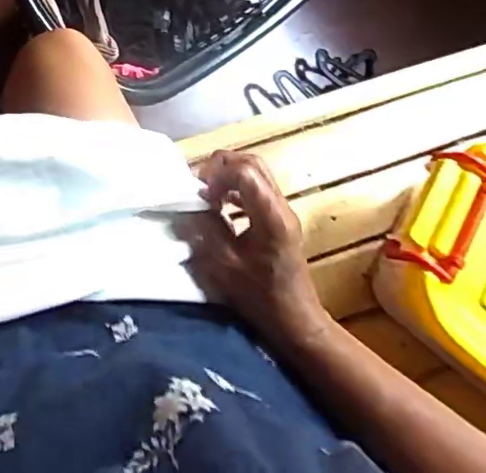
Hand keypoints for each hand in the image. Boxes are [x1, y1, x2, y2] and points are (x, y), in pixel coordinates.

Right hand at [187, 150, 333, 347]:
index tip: (201, 194)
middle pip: (250, 163)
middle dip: (220, 167)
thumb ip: (205, 228)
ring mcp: (283, 210)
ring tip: (208, 195)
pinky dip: (235, 187)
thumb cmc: (260, 297)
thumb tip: (189, 205)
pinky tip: (220, 205)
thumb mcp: (224, 264)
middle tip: (201, 187)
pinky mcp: (279, 218)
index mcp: (271, 216)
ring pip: (254, 171)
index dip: (216, 175)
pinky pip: (256, 187)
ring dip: (227, 176)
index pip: (244, 171)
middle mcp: (281, 206)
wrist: (296, 323)